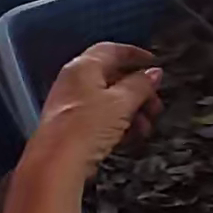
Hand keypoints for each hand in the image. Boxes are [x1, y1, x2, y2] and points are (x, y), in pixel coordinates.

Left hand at [25, 42, 162, 181]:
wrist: (56, 161)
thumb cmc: (84, 127)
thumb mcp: (121, 102)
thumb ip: (140, 85)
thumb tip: (152, 74)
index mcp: (82, 68)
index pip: (110, 50)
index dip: (134, 55)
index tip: (154, 63)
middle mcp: (72, 82)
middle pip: (111, 77)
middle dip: (138, 91)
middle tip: (156, 105)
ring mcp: (70, 105)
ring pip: (108, 101)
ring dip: (131, 111)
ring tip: (146, 127)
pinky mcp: (70, 126)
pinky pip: (99, 119)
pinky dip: (117, 124)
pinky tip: (131, 137)